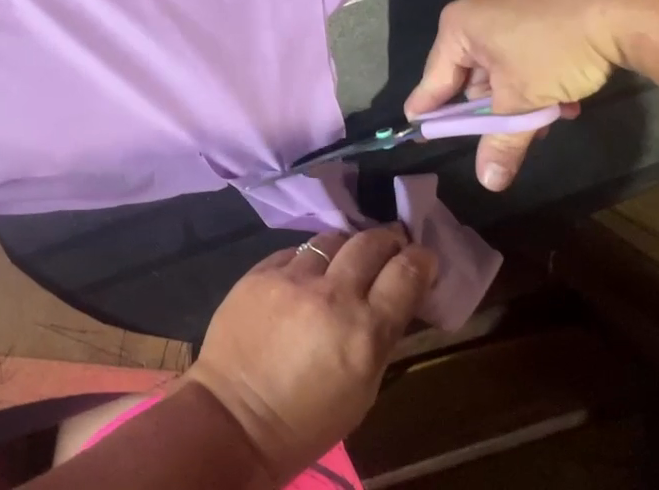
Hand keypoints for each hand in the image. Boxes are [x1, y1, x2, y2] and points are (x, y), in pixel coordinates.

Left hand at [183, 228, 436, 480]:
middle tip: (392, 244)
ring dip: (346, 247)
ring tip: (347, 257)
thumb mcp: (364, 387)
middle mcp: (332, 294)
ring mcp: (292, 279)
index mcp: (366, 331)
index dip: (421, 261)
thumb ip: (380, 335)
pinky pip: (294, 253)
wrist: (235, 418)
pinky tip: (307, 274)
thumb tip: (394, 299)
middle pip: (370, 243)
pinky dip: (308, 260)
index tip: (424, 258)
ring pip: (330, 240)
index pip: (405, 274)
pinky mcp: (259, 272)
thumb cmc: (308, 419)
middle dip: (388, 240)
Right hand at [404, 0, 643, 190]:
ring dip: (523, 95)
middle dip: (493, 107)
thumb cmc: (555, 50)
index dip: (427, 106)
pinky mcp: (544, 2)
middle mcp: (478, 8)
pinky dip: (540, 73)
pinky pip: (527, 45)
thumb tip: (488, 182)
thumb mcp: (524, 101)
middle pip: (473, 71)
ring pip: (505, 61)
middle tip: (503, 134)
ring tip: (550, 118)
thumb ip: (502, 141)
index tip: (415, 127)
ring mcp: (512, 1)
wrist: (623, 6)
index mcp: (459, 25)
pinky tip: (567, 97)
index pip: (434, 76)